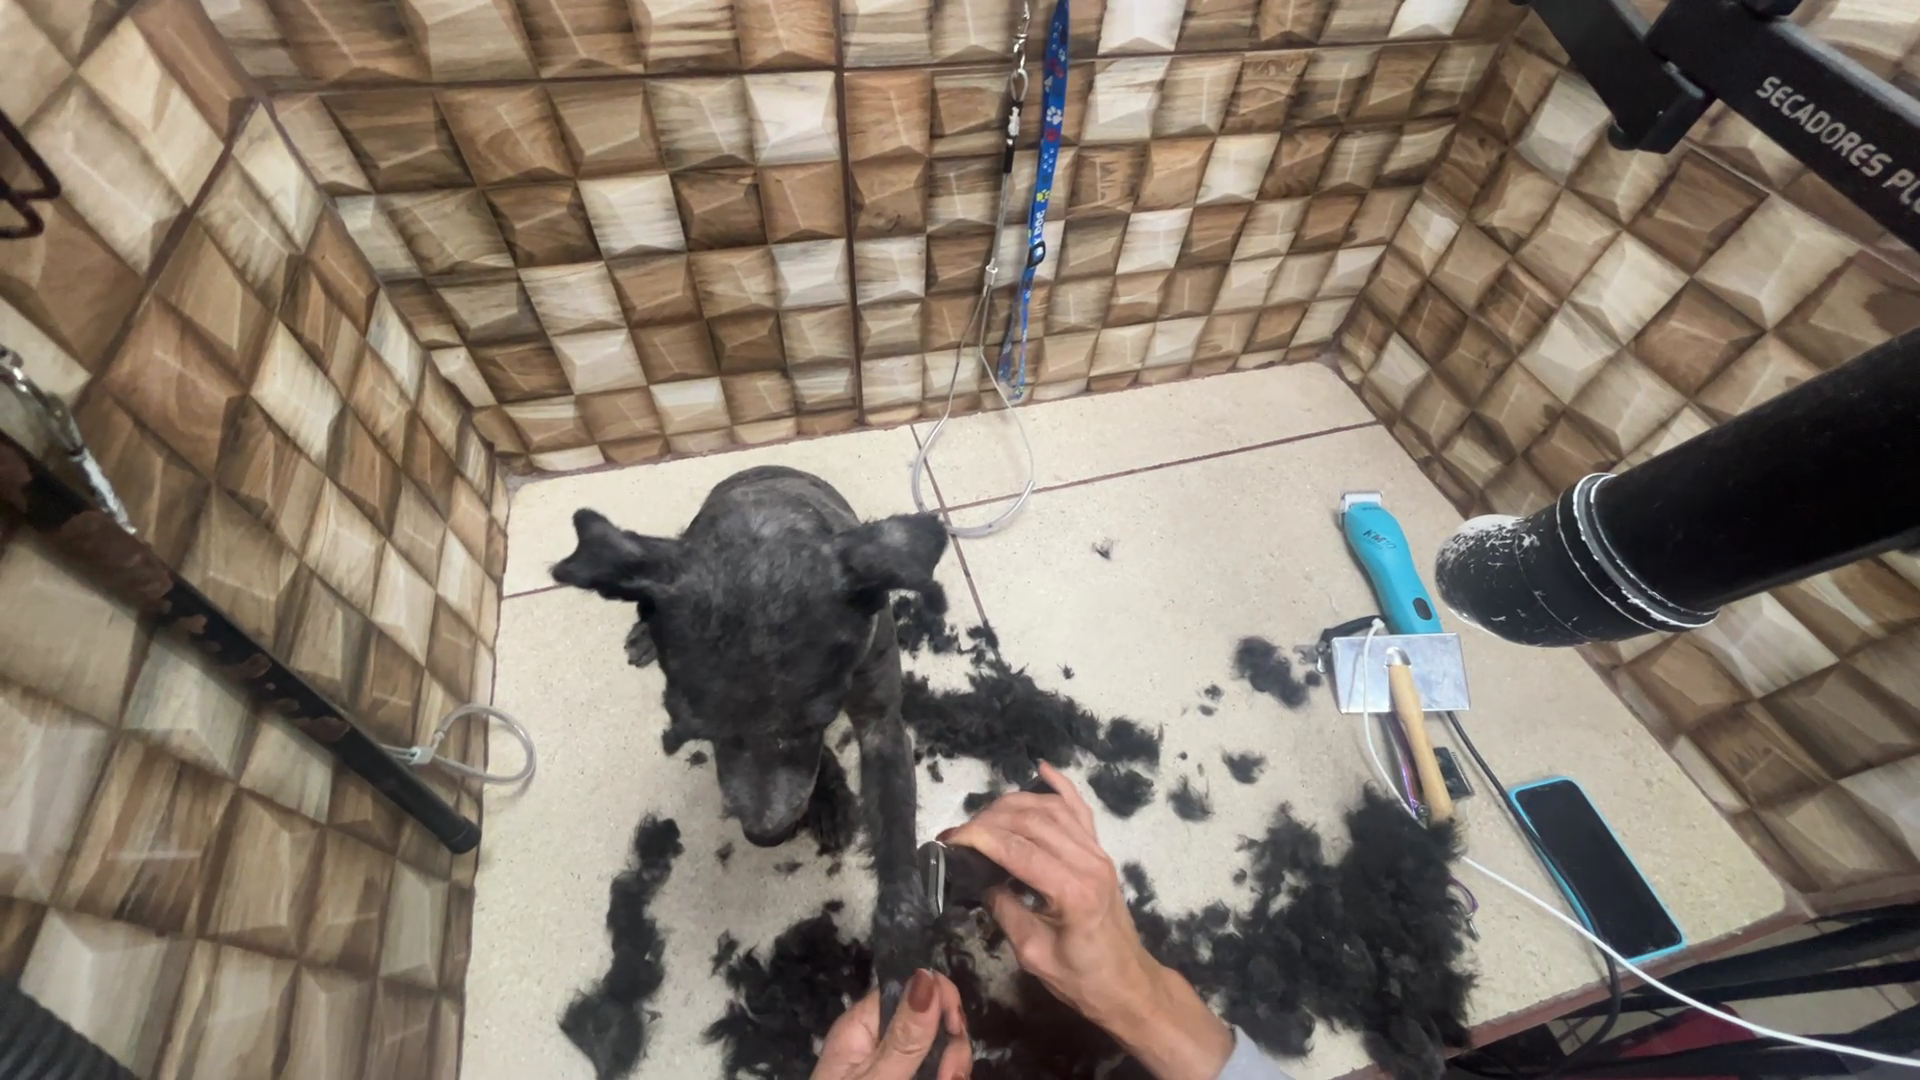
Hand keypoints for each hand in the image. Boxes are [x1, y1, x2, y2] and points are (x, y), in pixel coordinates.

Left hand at [812, 969, 971, 1079]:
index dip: (939, 996)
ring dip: (953, 1069)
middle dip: (951, 1045)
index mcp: (861, 1028)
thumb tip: (927, 973)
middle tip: (951, 1078)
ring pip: (940, 1053)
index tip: (955, 1025)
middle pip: (931, 1020)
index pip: (907, 986)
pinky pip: (936, 1074)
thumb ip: (903, 1037)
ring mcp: (895, 1072)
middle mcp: (878, 1044)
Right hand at [940, 762, 1232, 1079]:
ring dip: (1013, 804)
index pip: (1019, 850)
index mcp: (1073, 892)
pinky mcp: (1099, 849)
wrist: (1129, 985)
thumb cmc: (1083, 979)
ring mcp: (1097, 851)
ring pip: (1050, 808)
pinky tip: (1042, 768)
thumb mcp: (1034, 954)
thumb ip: (1005, 909)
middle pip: (1033, 821)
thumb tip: (978, 878)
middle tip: (961, 832)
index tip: (951, 839)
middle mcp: (1088, 861)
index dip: (981, 838)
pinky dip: (1060, 785)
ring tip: (983, 817)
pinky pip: (1079, 808)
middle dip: (990, 819)